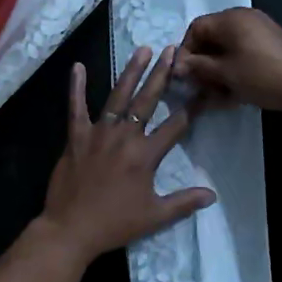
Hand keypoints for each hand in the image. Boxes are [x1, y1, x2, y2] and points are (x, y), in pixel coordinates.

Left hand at [33, 46, 215, 263]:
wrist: (69, 231)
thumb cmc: (114, 224)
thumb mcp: (155, 216)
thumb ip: (185, 202)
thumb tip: (212, 195)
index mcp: (145, 155)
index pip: (177, 124)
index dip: (194, 106)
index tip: (206, 88)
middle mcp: (124, 137)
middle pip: (148, 100)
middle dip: (162, 74)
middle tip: (172, 51)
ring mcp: (98, 134)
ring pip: (118, 96)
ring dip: (131, 72)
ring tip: (142, 49)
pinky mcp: (75, 138)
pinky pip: (76, 108)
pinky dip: (76, 87)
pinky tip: (77, 67)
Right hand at [178, 8, 281, 113]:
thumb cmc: (263, 76)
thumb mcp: (226, 73)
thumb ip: (198, 67)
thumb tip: (178, 65)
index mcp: (232, 18)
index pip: (196, 27)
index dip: (186, 51)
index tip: (183, 75)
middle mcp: (246, 18)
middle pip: (213, 37)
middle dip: (203, 63)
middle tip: (199, 87)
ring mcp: (262, 30)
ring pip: (229, 48)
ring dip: (219, 70)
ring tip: (217, 95)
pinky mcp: (272, 45)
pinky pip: (245, 53)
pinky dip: (236, 69)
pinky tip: (234, 93)